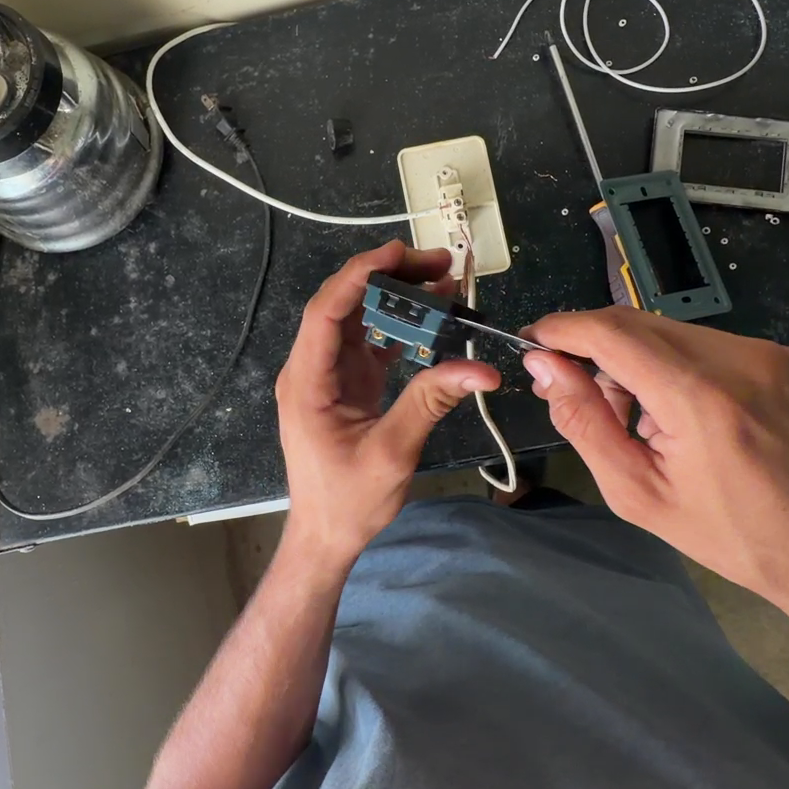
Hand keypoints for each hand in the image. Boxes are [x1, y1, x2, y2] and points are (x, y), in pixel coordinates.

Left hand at [275, 241, 499, 564]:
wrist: (325, 536)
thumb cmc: (348, 501)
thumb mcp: (392, 452)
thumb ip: (430, 403)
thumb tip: (481, 369)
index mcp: (307, 381)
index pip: (326, 311)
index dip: (359, 275)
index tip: (399, 252)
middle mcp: (311, 369)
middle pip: (343, 305)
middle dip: (387, 277)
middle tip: (437, 263)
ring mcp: (327, 375)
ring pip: (357, 319)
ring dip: (394, 297)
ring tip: (442, 280)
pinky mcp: (344, 385)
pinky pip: (368, 342)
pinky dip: (397, 326)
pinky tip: (431, 315)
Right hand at [521, 308, 788, 635]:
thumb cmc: (728, 535)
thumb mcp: (636, 492)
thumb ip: (582, 421)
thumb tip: (543, 365)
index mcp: (702, 398)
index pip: (611, 332)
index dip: (561, 329)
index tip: (529, 342)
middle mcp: (739, 359)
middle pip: (635, 323)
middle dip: (590, 345)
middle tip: (564, 383)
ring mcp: (767, 352)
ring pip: (665, 329)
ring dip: (629, 356)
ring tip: (629, 412)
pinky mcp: (781, 356)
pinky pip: (700, 341)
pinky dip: (668, 361)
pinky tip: (672, 407)